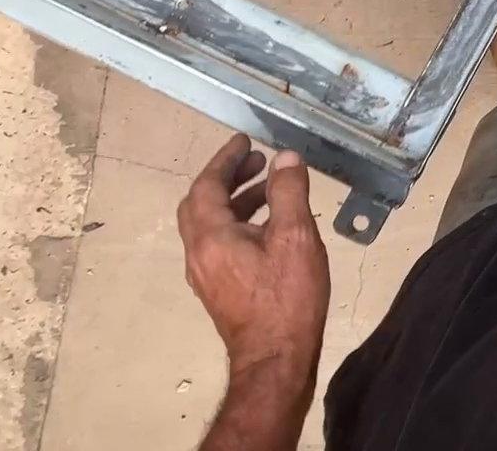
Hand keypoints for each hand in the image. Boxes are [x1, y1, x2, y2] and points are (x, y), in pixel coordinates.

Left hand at [178, 134, 330, 378]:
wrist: (276, 356)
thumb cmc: (287, 294)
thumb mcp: (296, 235)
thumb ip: (289, 192)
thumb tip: (286, 157)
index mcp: (212, 238)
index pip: (207, 187)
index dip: (224, 160)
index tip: (244, 139)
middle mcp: (200, 253)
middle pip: (200, 205)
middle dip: (227, 176)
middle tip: (257, 158)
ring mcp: (208, 273)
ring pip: (211, 223)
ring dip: (236, 197)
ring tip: (271, 185)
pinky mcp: (221, 286)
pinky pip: (221, 240)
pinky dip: (240, 218)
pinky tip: (271, 222)